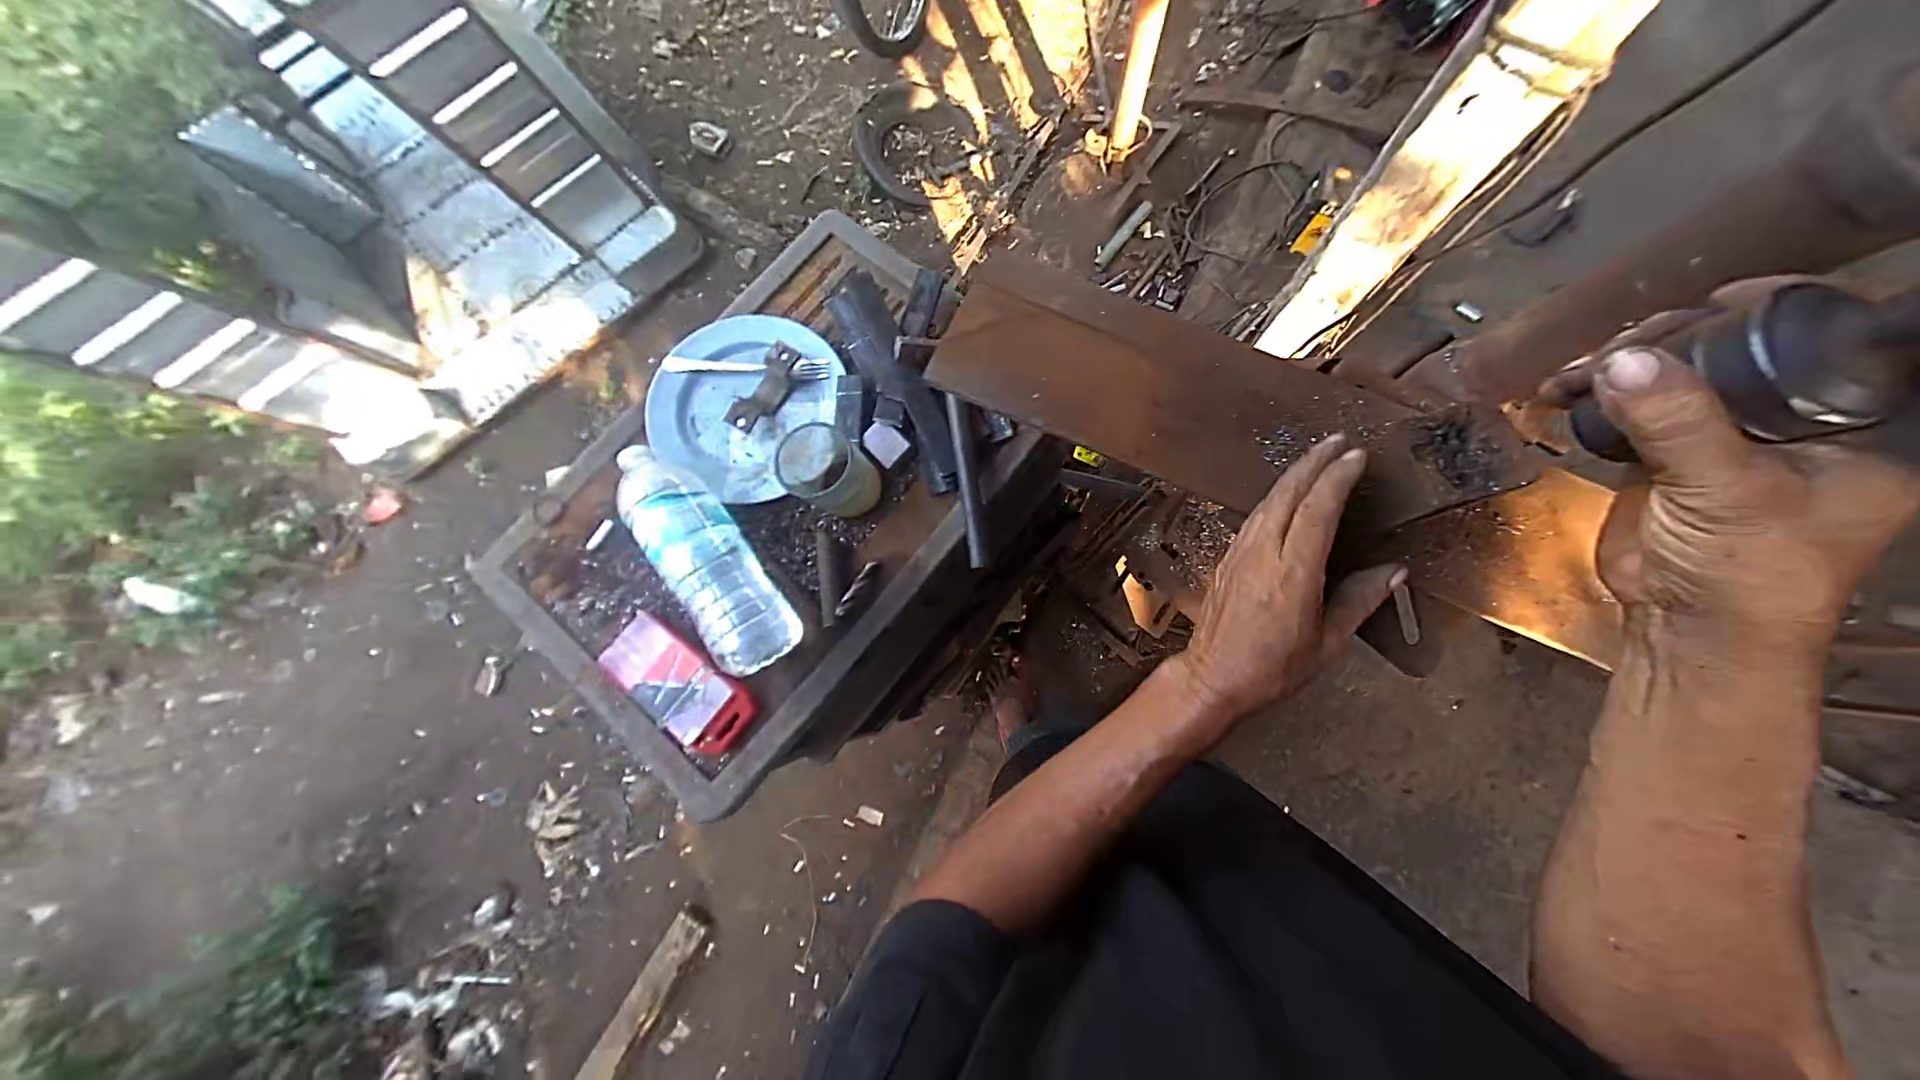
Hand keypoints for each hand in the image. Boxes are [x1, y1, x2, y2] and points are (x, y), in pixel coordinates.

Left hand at [1171, 433, 1403, 720]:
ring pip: (1265, 503)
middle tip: (1337, 442)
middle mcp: (1261, 555)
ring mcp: (1238, 554)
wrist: (1212, 677)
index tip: (1356, 456)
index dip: (1337, 478)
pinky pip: (1252, 519)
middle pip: (1286, 494)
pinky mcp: (1225, 560)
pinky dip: (1273, 499)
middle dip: (1312, 462)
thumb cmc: (1273, 668)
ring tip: (1315, 459)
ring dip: (1291, 477)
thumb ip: (1359, 601)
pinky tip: (1283, 496)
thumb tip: (1394, 571)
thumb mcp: (1328, 643)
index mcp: (1292, 573)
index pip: (1318, 510)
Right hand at [1538, 344, 1919, 640]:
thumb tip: (1620, 362)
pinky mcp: (1666, 455)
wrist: (1683, 626)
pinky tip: (1564, 392)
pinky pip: (1635, 407)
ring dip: (1622, 366)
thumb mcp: (1726, 491)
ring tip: (1576, 373)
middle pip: (1741, 349)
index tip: (1720, 301)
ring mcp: (1726, 437)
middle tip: (1623, 348)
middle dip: (1675, 341)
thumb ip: (1679, 424)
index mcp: (1860, 421)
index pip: (1832, 339)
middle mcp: (1798, 420)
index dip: (1782, 309)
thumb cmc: (1747, 570)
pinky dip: (1596, 396)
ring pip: (1680, 374)